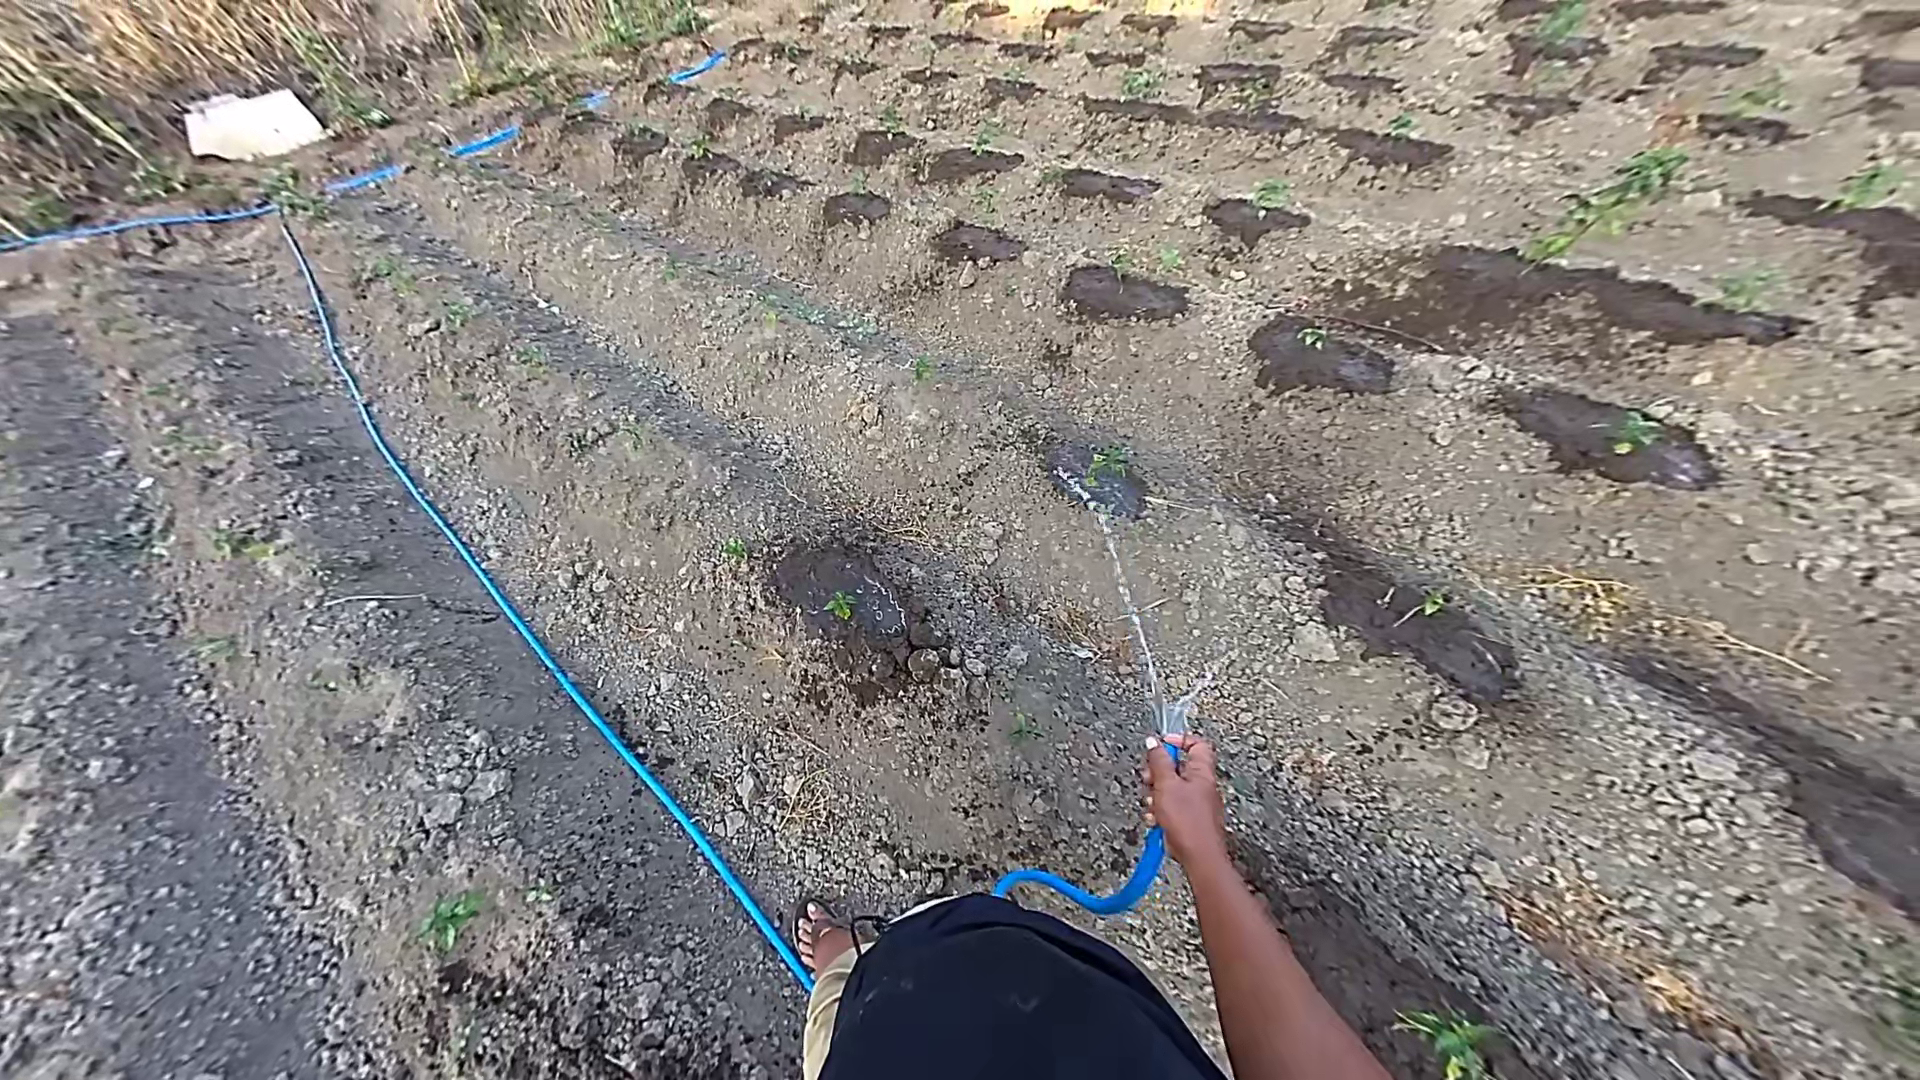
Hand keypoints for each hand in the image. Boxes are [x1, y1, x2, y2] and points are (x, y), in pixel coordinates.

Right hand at [1142, 734, 1229, 869]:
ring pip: (1171, 786)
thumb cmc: (1186, 820)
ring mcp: (1196, 802)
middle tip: (1148, 778)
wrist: (1198, 857)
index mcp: (1201, 772)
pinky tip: (1155, 818)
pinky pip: (1171, 805)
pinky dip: (1160, 809)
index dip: (1179, 740)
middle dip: (1158, 771)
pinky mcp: (1189, 817)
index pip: (1197, 744)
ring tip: (1152, 802)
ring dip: (1156, 792)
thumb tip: (1153, 741)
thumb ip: (1158, 761)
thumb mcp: (1166, 784)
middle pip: (1178, 766)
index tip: (1161, 745)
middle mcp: (1201, 784)